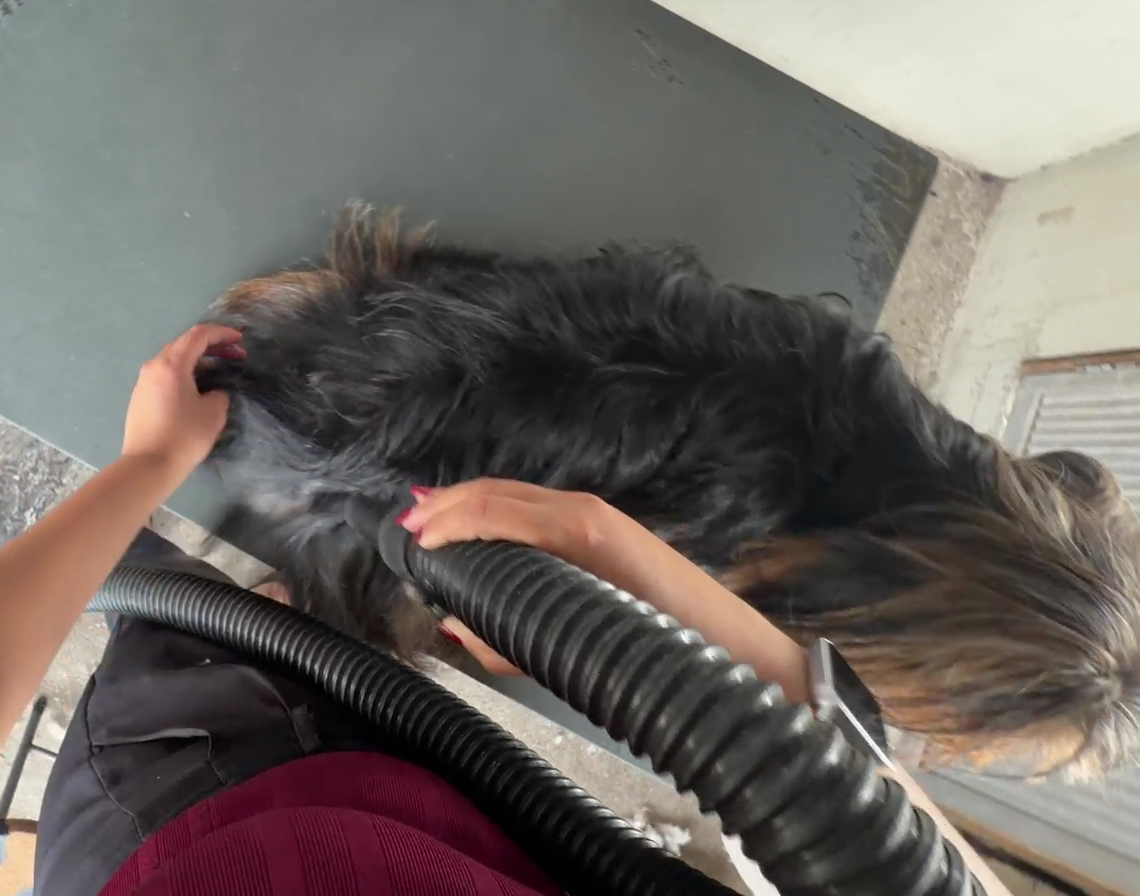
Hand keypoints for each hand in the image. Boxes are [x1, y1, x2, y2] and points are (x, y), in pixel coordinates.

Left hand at [120, 324, 242, 480]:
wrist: (147, 466)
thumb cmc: (183, 436)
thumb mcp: (213, 413)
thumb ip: (218, 394)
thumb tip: (212, 393)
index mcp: (172, 364)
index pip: (199, 336)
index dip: (222, 334)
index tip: (240, 341)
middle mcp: (154, 366)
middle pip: (184, 344)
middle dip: (211, 345)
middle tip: (233, 354)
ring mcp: (144, 382)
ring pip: (173, 359)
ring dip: (197, 359)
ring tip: (217, 370)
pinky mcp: (140, 398)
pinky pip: (165, 375)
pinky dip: (184, 373)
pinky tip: (195, 387)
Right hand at [402, 479, 811, 700]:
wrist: (733, 646)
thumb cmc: (662, 646)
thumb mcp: (580, 651)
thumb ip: (510, 642)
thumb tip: (455, 626)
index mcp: (576, 530)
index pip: (490, 509)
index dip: (445, 523)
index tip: (415, 543)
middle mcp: (578, 507)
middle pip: (493, 488)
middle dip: (443, 502)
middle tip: (406, 525)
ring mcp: (589, 508)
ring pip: (507, 489)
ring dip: (463, 500)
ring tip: (428, 519)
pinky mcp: (595, 518)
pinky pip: (526, 502)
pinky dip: (489, 507)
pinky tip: (473, 522)